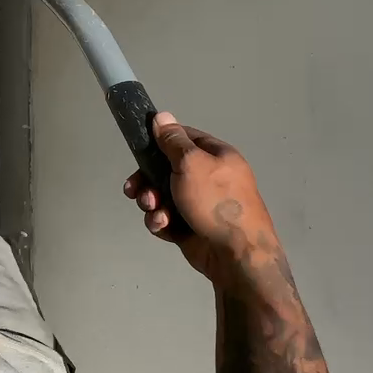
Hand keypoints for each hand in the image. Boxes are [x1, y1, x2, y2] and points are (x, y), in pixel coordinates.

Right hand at [123, 112, 277, 281]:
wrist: (236, 256)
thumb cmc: (215, 202)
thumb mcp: (191, 163)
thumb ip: (172, 140)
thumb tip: (162, 116)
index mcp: (216, 157)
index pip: (182, 139)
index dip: (159, 142)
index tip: (140, 148)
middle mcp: (209, 178)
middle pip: (165, 169)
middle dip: (147, 179)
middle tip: (136, 190)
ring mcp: (199, 204)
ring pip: (161, 194)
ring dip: (151, 201)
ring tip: (154, 210)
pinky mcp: (190, 227)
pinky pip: (166, 217)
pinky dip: (160, 221)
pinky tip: (164, 226)